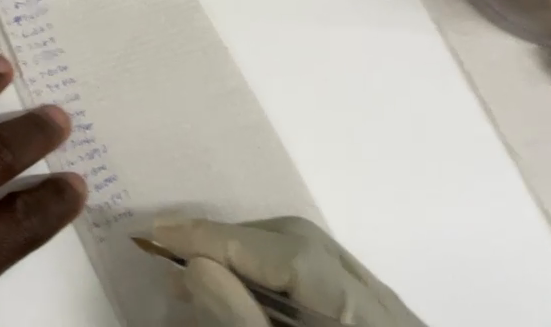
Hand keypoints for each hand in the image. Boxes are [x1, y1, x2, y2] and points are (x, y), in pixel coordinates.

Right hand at [153, 216, 425, 326]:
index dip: (220, 238)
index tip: (158, 233)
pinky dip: (277, 273)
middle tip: (177, 255)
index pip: (292, 259)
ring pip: (314, 254)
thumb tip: (196, 264)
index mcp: (368, 325)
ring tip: (202, 273)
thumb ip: (241, 324)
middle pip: (303, 245)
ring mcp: (392, 318)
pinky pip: (326, 277)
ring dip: (250, 253)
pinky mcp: (380, 323)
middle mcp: (392, 314)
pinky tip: (245, 292)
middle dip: (233, 241)